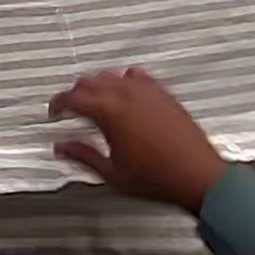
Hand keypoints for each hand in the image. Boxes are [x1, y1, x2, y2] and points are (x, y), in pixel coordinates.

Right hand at [48, 68, 229, 212]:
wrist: (200, 178)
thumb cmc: (157, 178)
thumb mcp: (113, 173)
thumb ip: (83, 155)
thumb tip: (60, 147)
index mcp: (107, 110)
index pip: (72, 97)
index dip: (58, 104)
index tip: (54, 112)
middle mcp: (123, 93)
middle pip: (88, 82)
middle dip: (76, 94)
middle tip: (73, 109)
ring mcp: (144, 89)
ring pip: (109, 75)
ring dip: (97, 86)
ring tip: (97, 102)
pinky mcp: (161, 91)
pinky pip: (134, 75)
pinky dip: (123, 81)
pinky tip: (126, 94)